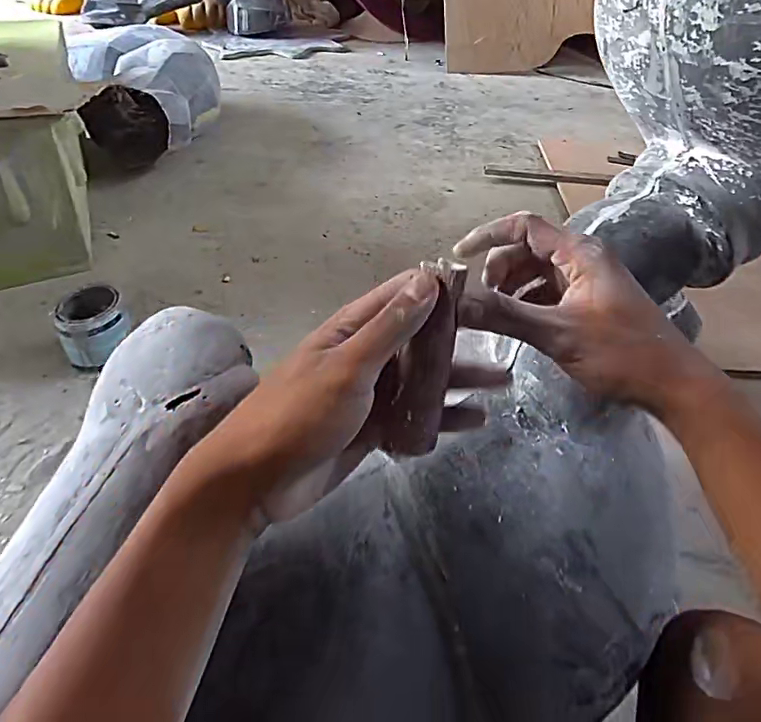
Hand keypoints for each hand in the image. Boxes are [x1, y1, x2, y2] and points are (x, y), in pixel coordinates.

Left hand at [185, 268, 508, 523]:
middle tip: (503, 338)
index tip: (480, 289)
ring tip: (503, 381)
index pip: (401, 295)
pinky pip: (415, 416)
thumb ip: (389, 327)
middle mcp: (364, 355)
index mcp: (352, 329)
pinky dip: (442, 416)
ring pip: (421, 379)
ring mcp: (370, 394)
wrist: (257, 480)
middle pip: (417, 338)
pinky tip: (475, 420)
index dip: (437, 289)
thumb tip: (425, 281)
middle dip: (457, 337)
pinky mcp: (373, 428)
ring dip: (458, 378)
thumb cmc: (299, 413)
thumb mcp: (348, 366)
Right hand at [451, 211, 723, 417]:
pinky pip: (548, 291)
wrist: (675, 386)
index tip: (460, 256)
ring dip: (511, 288)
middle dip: (499, 270)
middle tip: (482, 299)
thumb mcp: (557, 333)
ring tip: (496, 314)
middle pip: (526, 249)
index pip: (523, 226)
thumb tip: (457, 304)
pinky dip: (527, 302)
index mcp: (579, 253)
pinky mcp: (590, 302)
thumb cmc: (621, 353)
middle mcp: (583, 258)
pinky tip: (518, 324)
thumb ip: (504, 315)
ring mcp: (588, 280)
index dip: (488, 236)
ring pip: (535, 272)